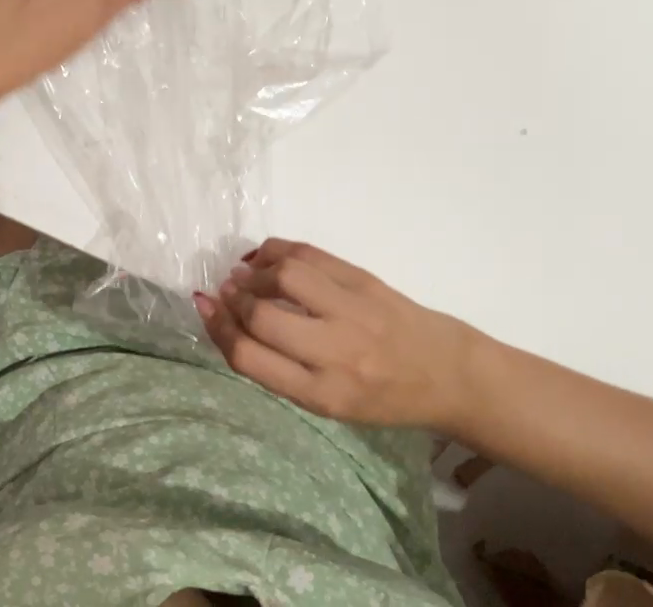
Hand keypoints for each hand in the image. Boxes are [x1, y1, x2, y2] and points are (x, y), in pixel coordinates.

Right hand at [195, 239, 487, 432]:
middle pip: (262, 316)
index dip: (216, 327)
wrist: (448, 374)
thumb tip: (222, 315)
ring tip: (244, 275)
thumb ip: (276, 364)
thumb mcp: (326, 400)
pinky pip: (308, 254)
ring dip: (253, 272)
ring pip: (285, 276)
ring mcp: (354, 312)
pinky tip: (264, 259)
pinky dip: (275, 251)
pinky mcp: (366, 281)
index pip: (249, 357)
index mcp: (322, 393)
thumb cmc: (380, 396)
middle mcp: (337, 354)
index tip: (204, 307)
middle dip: (232, 299)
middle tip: (224, 291)